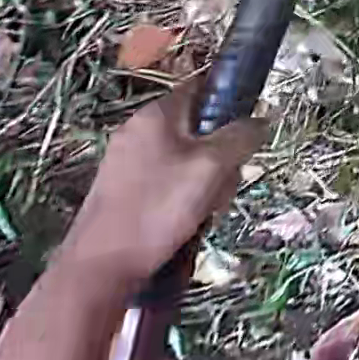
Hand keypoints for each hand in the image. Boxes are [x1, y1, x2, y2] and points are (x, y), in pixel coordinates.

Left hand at [61, 82, 266, 283]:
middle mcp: (137, 129)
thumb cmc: (157, 209)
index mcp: (156, 113)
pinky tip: (184, 223)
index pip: (202, 87)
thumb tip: (260, 121)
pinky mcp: (119, 192)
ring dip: (202, 180)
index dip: (228, 103)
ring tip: (204, 210)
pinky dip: (179, 196)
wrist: (98, 272)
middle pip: (196, 127)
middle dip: (218, 154)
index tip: (243, 133)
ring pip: (182, 158)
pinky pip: (164, 180)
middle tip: (223, 184)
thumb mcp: (211, 168)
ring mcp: (124, 161)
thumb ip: (241, 137)